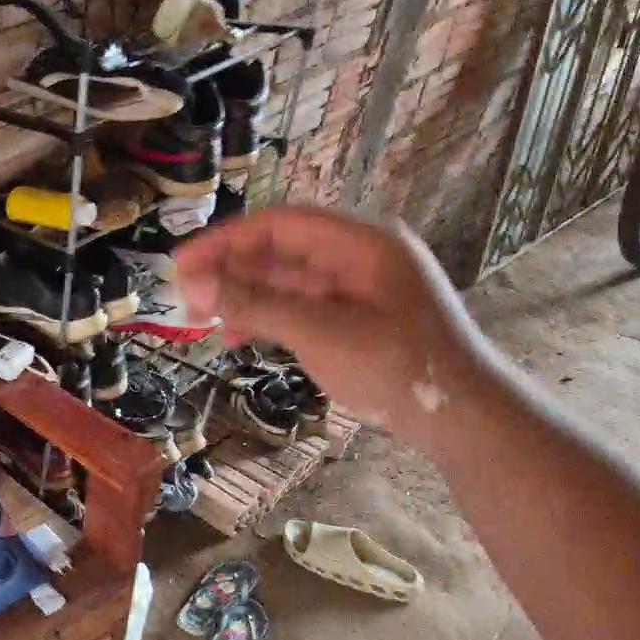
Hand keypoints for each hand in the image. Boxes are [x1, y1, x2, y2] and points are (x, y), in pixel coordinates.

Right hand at [174, 206, 506, 449]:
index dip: (224, 240)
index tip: (181, 264)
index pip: (279, 224)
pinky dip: (262, 318)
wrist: (458, 414)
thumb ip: (255, 304)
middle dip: (228, 271)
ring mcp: (354, 289)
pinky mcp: (350, 318)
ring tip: (200, 319)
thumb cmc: (396, 367)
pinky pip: (295, 306)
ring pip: (282, 281)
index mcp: (360, 244)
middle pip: (278, 251)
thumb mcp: (319, 332)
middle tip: (183, 297)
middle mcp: (356, 257)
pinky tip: (234, 337)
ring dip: (240, 296)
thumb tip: (196, 284)